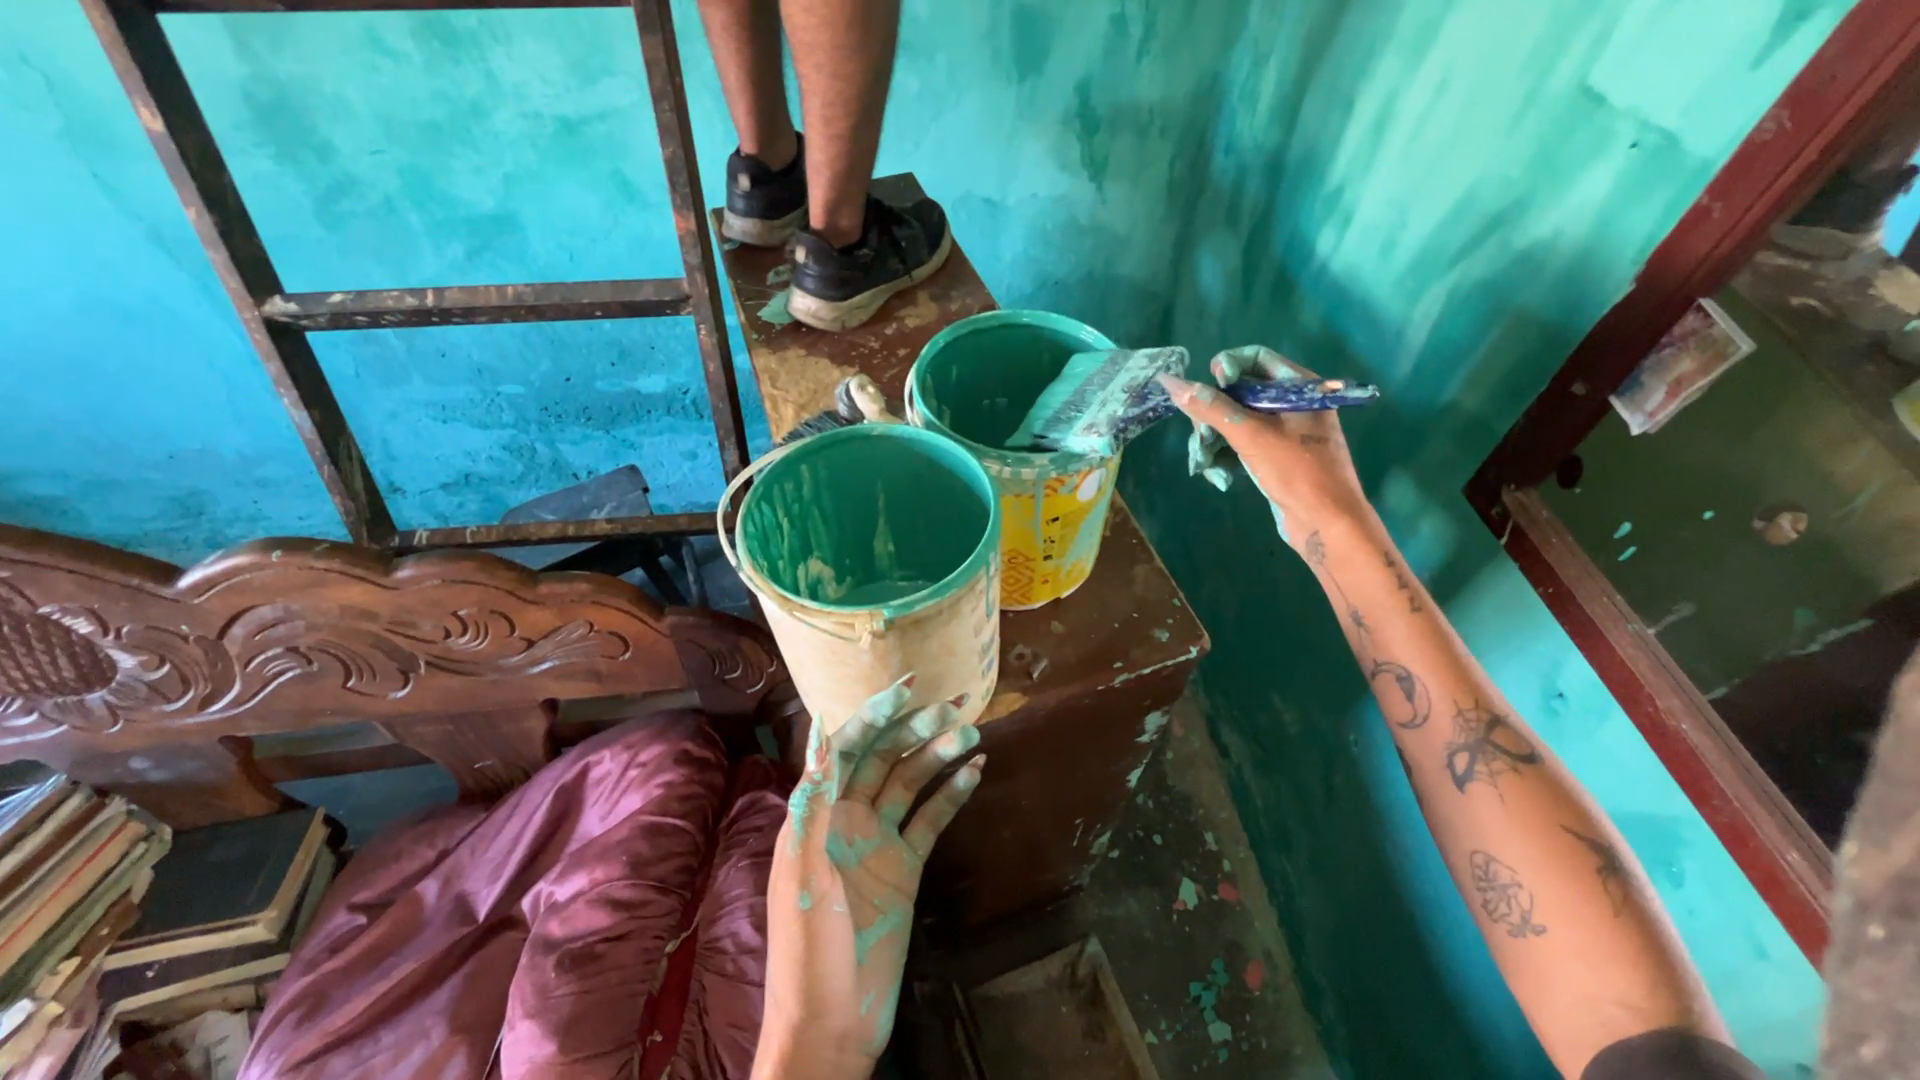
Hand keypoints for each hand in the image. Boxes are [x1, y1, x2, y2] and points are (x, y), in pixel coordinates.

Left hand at [754, 677, 983, 1078]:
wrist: (833, 1021)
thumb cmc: (809, 949)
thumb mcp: (806, 874)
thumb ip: (816, 803)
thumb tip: (821, 732)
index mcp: (815, 815)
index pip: (845, 749)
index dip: (873, 716)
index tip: (906, 689)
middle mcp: (847, 819)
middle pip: (883, 760)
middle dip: (915, 728)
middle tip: (954, 702)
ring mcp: (878, 842)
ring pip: (911, 784)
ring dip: (938, 756)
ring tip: (972, 730)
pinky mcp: (905, 868)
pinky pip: (931, 821)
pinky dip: (951, 795)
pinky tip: (974, 772)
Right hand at [1160, 345, 1371, 551]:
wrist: (1326, 523)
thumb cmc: (1296, 472)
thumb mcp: (1250, 435)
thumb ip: (1211, 407)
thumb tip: (1172, 382)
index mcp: (1298, 387)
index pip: (1255, 358)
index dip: (1225, 370)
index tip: (1204, 393)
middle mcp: (1291, 403)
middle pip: (1238, 394)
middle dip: (1212, 418)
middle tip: (1200, 440)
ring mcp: (1283, 431)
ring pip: (1234, 423)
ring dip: (1213, 442)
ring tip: (1204, 465)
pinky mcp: (1275, 456)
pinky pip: (1242, 445)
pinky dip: (1226, 458)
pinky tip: (1220, 478)